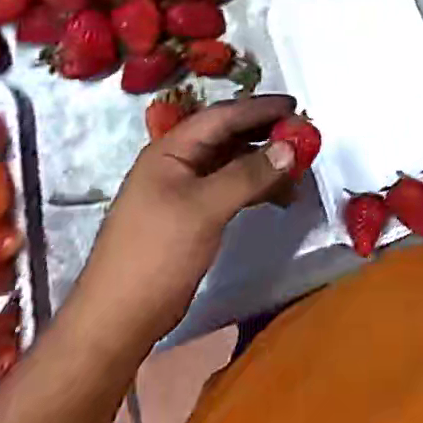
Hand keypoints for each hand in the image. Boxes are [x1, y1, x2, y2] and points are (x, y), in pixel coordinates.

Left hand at [63, 94, 297, 347]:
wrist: (118, 317)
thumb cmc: (157, 254)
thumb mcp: (205, 208)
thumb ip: (248, 174)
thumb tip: (290, 146)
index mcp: (170, 151)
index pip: (221, 117)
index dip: (259, 108)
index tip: (296, 105)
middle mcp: (176, 164)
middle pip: (227, 137)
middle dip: (265, 133)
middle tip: (303, 135)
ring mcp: (182, 191)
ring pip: (231, 164)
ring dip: (263, 163)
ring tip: (298, 169)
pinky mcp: (191, 216)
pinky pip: (229, 189)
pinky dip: (255, 188)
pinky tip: (278, 197)